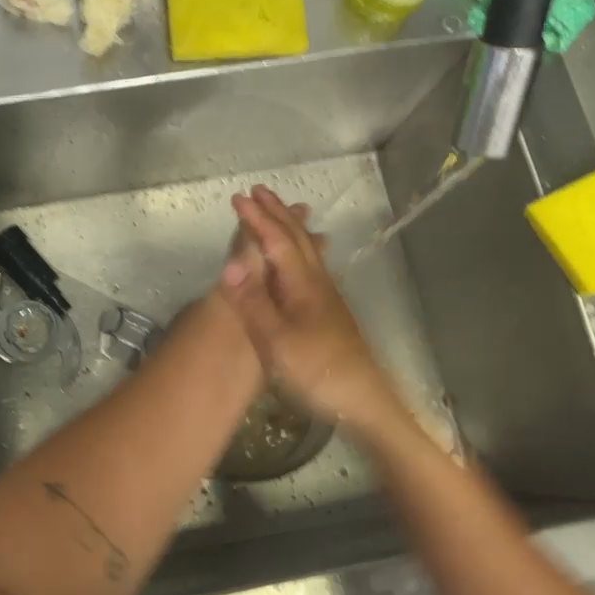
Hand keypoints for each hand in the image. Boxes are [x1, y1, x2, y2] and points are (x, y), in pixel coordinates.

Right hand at [218, 186, 406, 430]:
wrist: (365, 403)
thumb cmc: (319, 373)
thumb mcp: (276, 343)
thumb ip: (253, 304)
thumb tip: (229, 264)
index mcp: (303, 286)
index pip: (277, 242)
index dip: (257, 219)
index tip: (237, 198)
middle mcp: (318, 283)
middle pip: (297, 239)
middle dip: (277, 213)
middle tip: (259, 191)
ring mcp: (327, 298)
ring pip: (309, 250)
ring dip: (290, 227)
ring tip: (280, 212)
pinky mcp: (329, 313)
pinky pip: (312, 265)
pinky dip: (300, 248)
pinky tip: (303, 259)